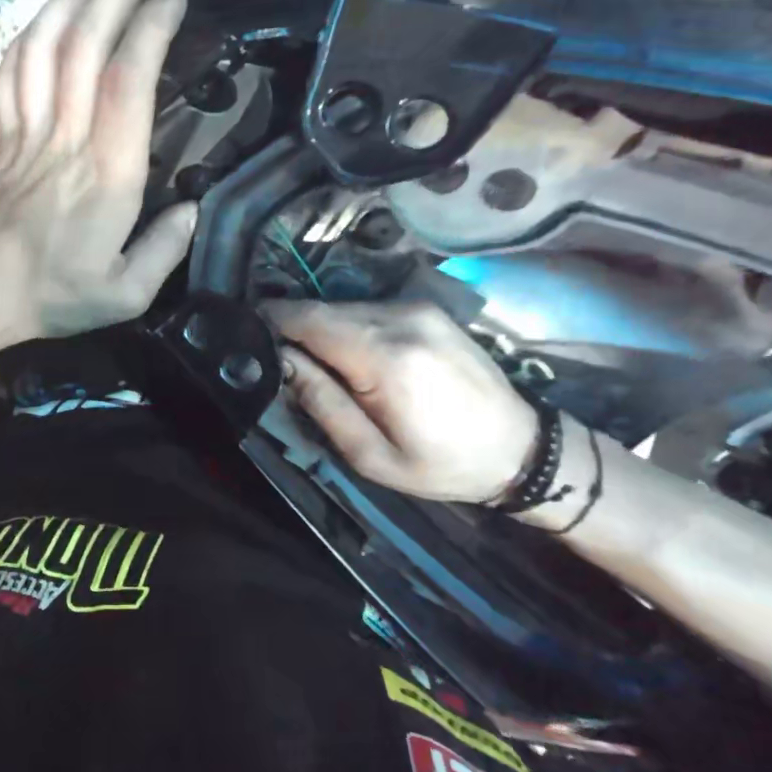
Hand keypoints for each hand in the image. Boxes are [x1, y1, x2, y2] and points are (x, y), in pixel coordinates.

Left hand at [0, 0, 197, 380]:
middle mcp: (66, 142)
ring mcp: (28, 135)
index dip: (150, 29)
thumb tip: (192, 207)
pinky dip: (30, 33)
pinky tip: (50, 14)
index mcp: (106, 178)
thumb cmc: (55, 298)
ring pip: (44, 49)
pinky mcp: (4, 137)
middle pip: (85, 48)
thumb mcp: (127, 296)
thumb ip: (165, 250)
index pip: (126, 83)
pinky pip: (11, 74)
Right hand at [262, 300, 540, 504]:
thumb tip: (280, 359)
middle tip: (280, 362)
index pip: (309, 319)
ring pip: (345, 307)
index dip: (272, 322)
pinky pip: (369, 309)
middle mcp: (401, 318)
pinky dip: (349, 328)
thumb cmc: (442, 465)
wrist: (521, 449)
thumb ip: (322, 402)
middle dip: (294, 329)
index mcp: (386, 358)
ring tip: (319, 366)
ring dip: (323, 329)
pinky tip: (354, 358)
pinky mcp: (427, 308)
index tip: (249, 339)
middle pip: (324, 309)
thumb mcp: (371, 455)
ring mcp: (418, 308)